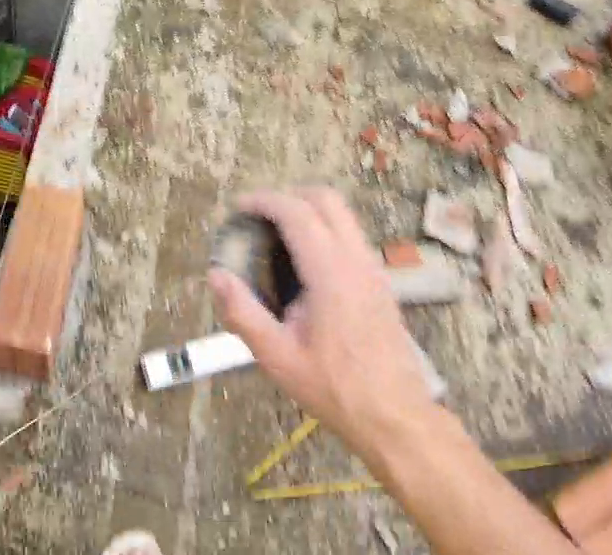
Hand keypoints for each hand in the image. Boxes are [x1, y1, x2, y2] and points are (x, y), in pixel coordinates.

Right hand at [208, 187, 440, 455]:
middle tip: (259, 216)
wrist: (395, 416)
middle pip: (326, 199)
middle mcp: (356, 260)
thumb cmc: (334, 388)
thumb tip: (216, 275)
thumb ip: (243, 313)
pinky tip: (305, 263)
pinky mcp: (381, 282)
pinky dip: (325, 229)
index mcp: (330, 272)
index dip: (265, 201)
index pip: (297, 213)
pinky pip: (352, 235)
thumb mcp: (277, 357)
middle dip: (289, 196)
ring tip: (278, 236)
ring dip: (309, 210)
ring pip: (343, 215)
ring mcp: (374, 269)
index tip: (239, 207)